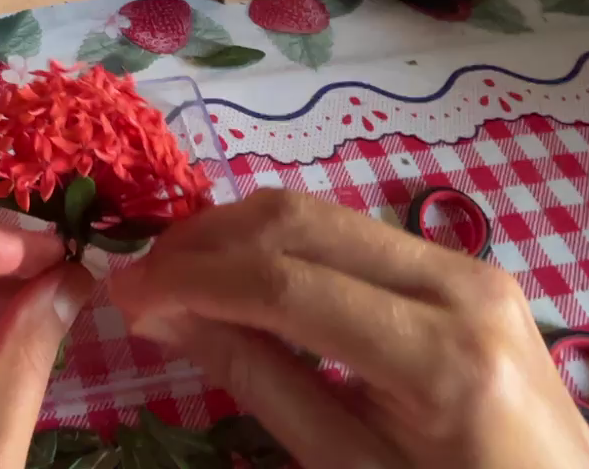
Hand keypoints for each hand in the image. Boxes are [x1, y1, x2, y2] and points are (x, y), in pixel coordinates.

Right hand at [109, 190, 588, 468]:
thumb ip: (252, 376)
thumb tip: (154, 310)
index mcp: (443, 360)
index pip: (285, 286)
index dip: (191, 279)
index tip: (125, 290)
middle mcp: (458, 283)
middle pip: (295, 223)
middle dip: (203, 241)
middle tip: (144, 275)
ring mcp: (464, 261)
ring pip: (312, 212)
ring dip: (232, 233)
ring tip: (178, 270)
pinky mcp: (455, 258)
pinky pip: (341, 229)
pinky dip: (274, 241)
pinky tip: (238, 269)